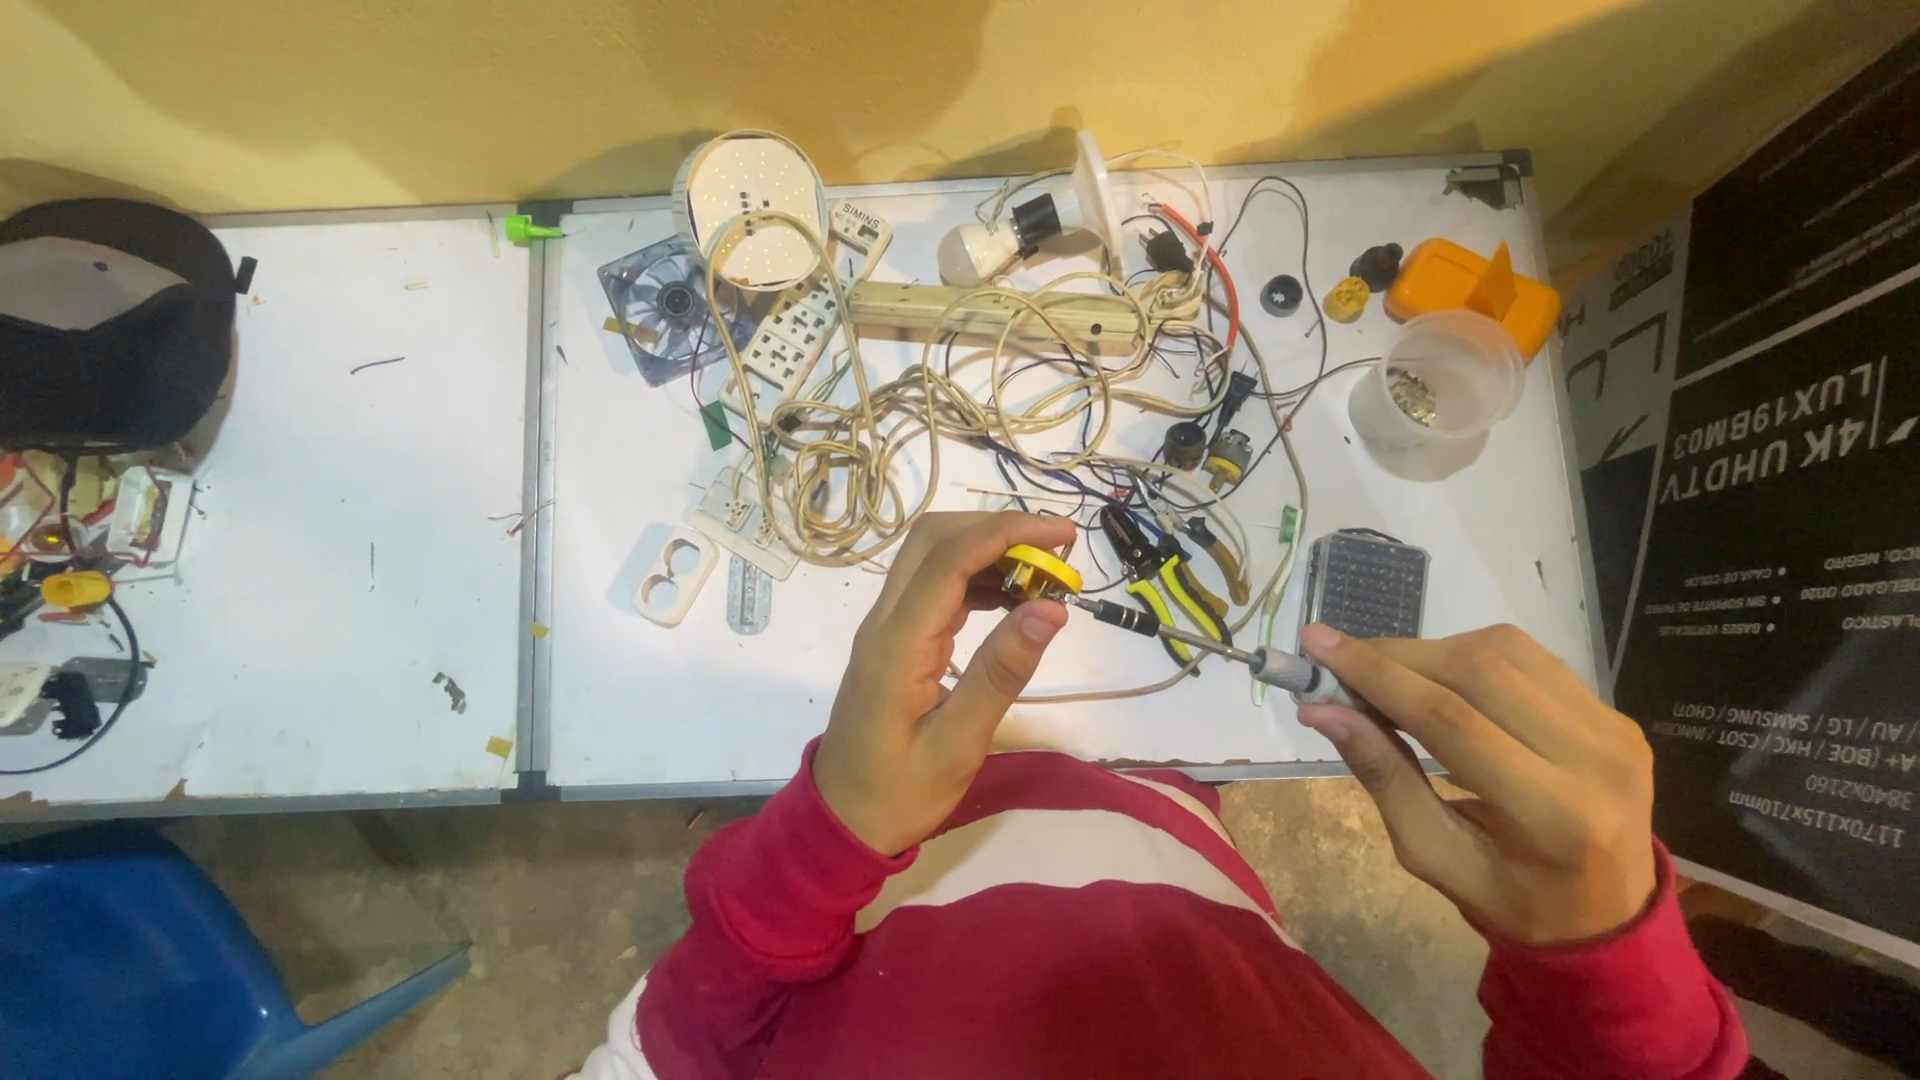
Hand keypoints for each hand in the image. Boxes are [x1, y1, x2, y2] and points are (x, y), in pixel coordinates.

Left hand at [814, 512, 1074, 855]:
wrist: (842, 818)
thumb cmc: (899, 792)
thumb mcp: (958, 744)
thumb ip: (1001, 673)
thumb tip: (1052, 608)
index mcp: (897, 644)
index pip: (950, 558)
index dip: (1008, 533)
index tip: (1064, 535)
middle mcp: (885, 621)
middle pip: (933, 539)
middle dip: (997, 529)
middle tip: (1056, 553)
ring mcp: (886, 626)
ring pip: (933, 556)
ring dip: (988, 551)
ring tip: (1045, 578)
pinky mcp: (896, 638)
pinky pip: (935, 587)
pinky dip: (977, 579)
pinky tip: (1014, 602)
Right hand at [1297, 623, 1656, 944]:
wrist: (1608, 914)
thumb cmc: (1506, 894)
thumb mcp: (1429, 852)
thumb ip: (1381, 775)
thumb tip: (1320, 709)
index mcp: (1551, 813)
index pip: (1447, 718)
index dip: (1374, 674)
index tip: (1315, 643)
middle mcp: (1594, 759)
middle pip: (1474, 672)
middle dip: (1391, 656)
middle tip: (1337, 662)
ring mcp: (1612, 729)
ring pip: (1501, 651)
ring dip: (1426, 651)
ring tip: (1384, 674)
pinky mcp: (1612, 712)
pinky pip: (1526, 656)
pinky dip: (1464, 653)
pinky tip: (1436, 677)